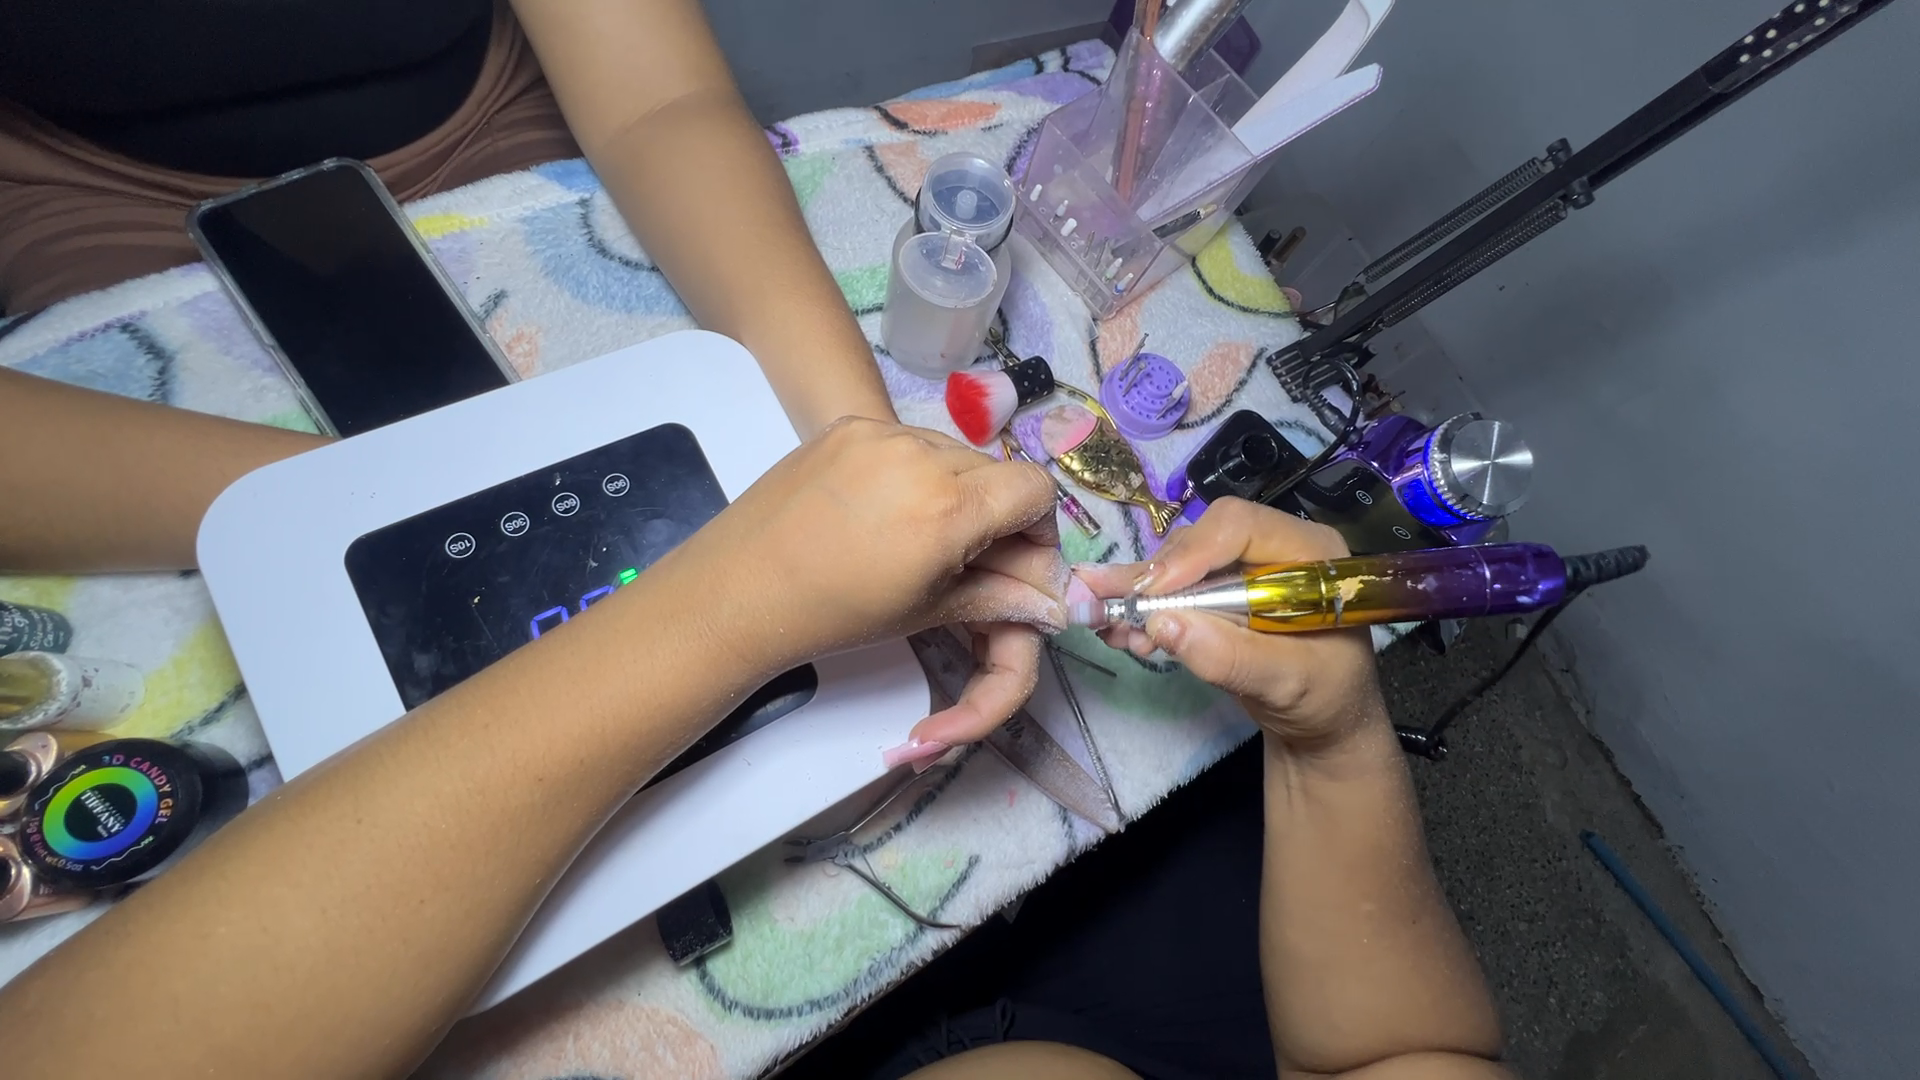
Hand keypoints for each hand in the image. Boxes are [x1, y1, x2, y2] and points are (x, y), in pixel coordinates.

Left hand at [666, 417, 1064, 745]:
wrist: (741, 587)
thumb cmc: (838, 613)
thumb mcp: (929, 609)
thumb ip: (1002, 595)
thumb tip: (1059, 600)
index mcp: (948, 508)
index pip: (1036, 489)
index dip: (1038, 526)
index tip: (1014, 555)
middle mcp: (922, 453)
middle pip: (998, 470)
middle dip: (997, 510)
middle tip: (966, 551)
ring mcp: (882, 431)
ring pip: (956, 453)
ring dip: (958, 488)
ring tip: (917, 530)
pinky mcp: (850, 425)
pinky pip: (911, 441)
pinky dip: (917, 471)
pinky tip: (883, 507)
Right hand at [1073, 498, 1387, 757]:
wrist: (1322, 724)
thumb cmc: (1324, 699)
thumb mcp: (1288, 683)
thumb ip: (1230, 656)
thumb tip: (1161, 623)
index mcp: (1305, 553)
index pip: (1239, 526)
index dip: (1191, 553)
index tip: (1154, 595)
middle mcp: (1267, 550)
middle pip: (1198, 541)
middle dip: (1154, 577)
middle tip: (1113, 608)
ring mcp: (1237, 570)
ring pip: (1175, 563)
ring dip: (1138, 594)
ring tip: (1106, 623)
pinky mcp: (1213, 592)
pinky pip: (1168, 589)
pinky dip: (1139, 609)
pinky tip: (1115, 629)